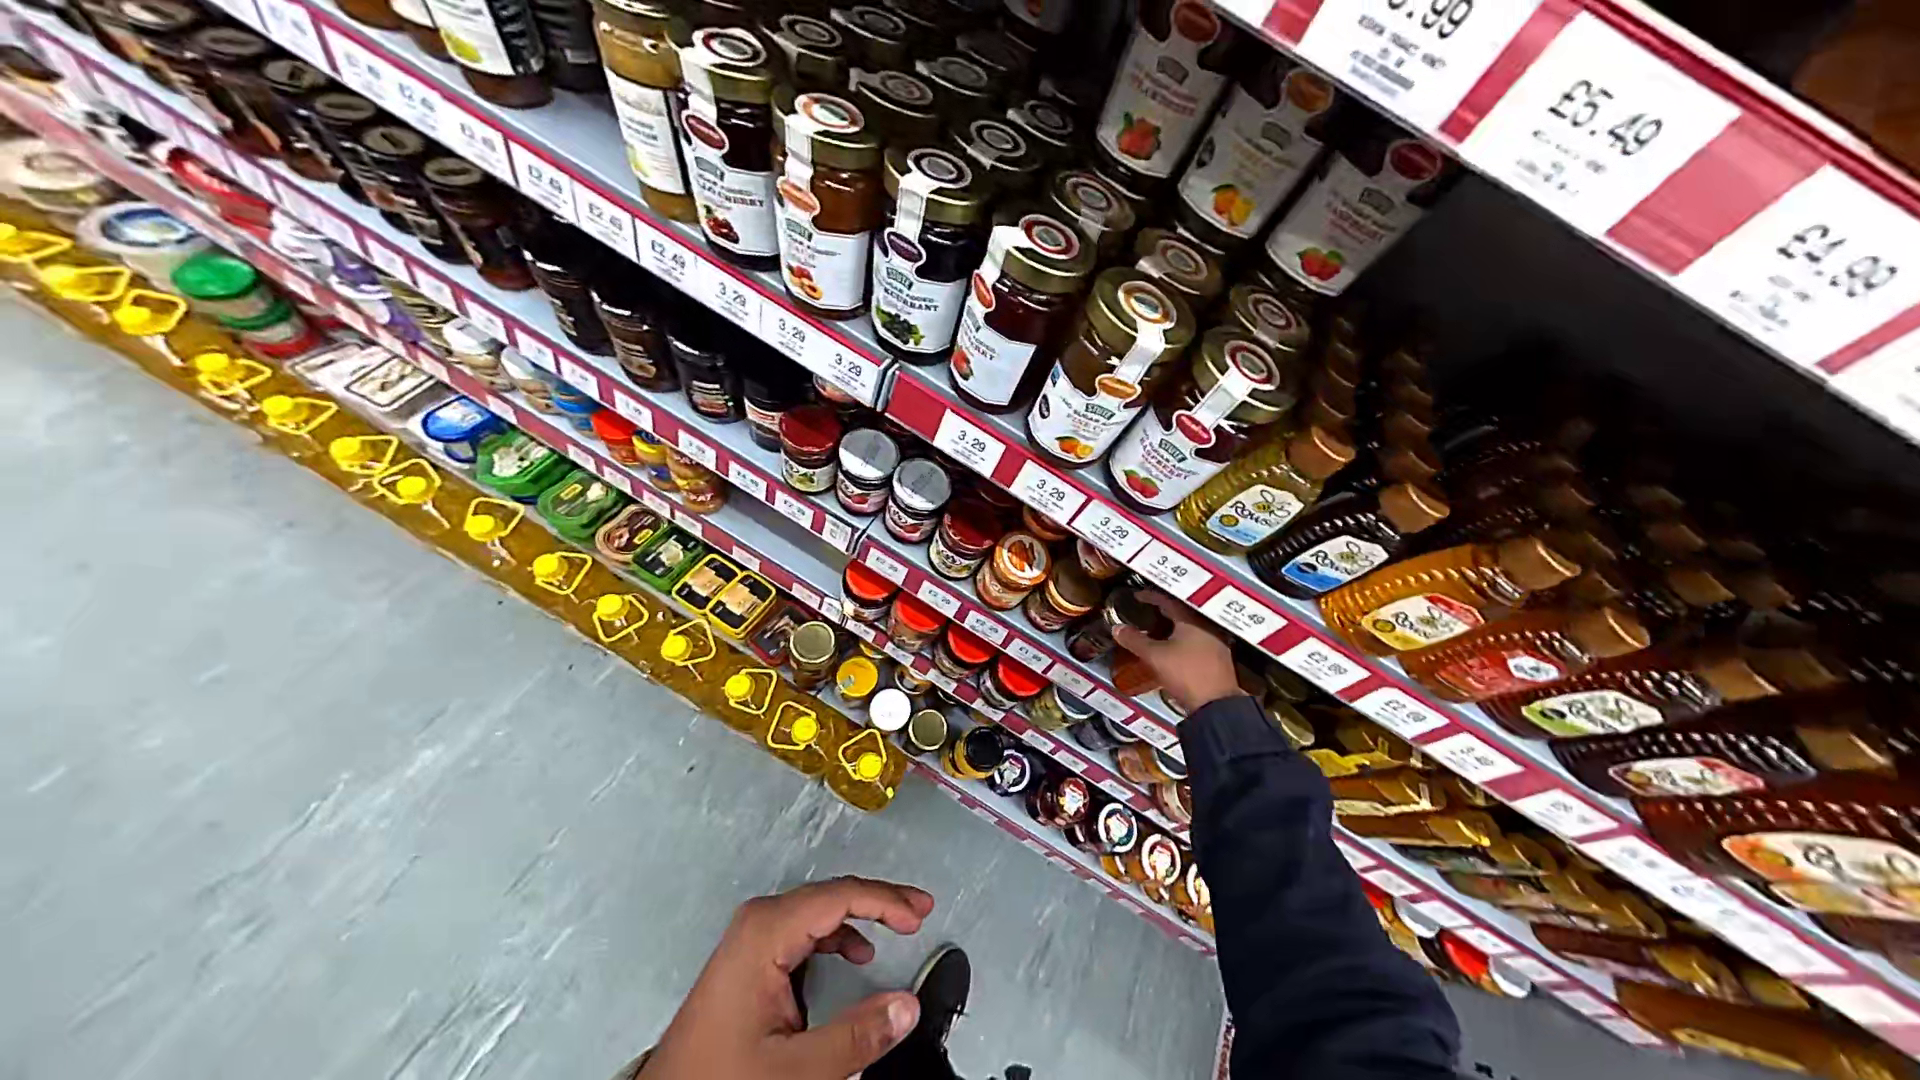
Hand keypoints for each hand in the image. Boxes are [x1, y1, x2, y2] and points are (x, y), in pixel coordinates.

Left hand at [640, 876, 934, 1079]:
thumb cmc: (720, 1076)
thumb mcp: (793, 1068)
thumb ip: (855, 1036)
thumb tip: (906, 1006)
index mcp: (767, 931)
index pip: (840, 896)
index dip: (885, 900)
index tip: (918, 914)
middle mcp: (761, 920)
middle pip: (832, 894)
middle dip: (880, 900)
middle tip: (919, 911)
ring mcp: (755, 933)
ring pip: (822, 908)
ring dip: (863, 914)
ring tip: (898, 926)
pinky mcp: (754, 951)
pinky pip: (807, 927)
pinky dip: (839, 933)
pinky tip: (857, 952)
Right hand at [1113, 590, 1242, 713]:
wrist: (1215, 705)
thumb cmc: (1186, 674)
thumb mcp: (1154, 657)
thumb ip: (1134, 640)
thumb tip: (1117, 628)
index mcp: (1191, 621)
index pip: (1168, 601)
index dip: (1150, 597)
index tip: (1138, 596)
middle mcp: (1207, 627)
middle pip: (1182, 612)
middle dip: (1162, 611)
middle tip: (1146, 611)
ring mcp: (1216, 643)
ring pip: (1190, 627)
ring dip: (1173, 626)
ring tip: (1156, 630)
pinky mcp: (1218, 659)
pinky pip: (1197, 640)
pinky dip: (1182, 640)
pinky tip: (1172, 649)